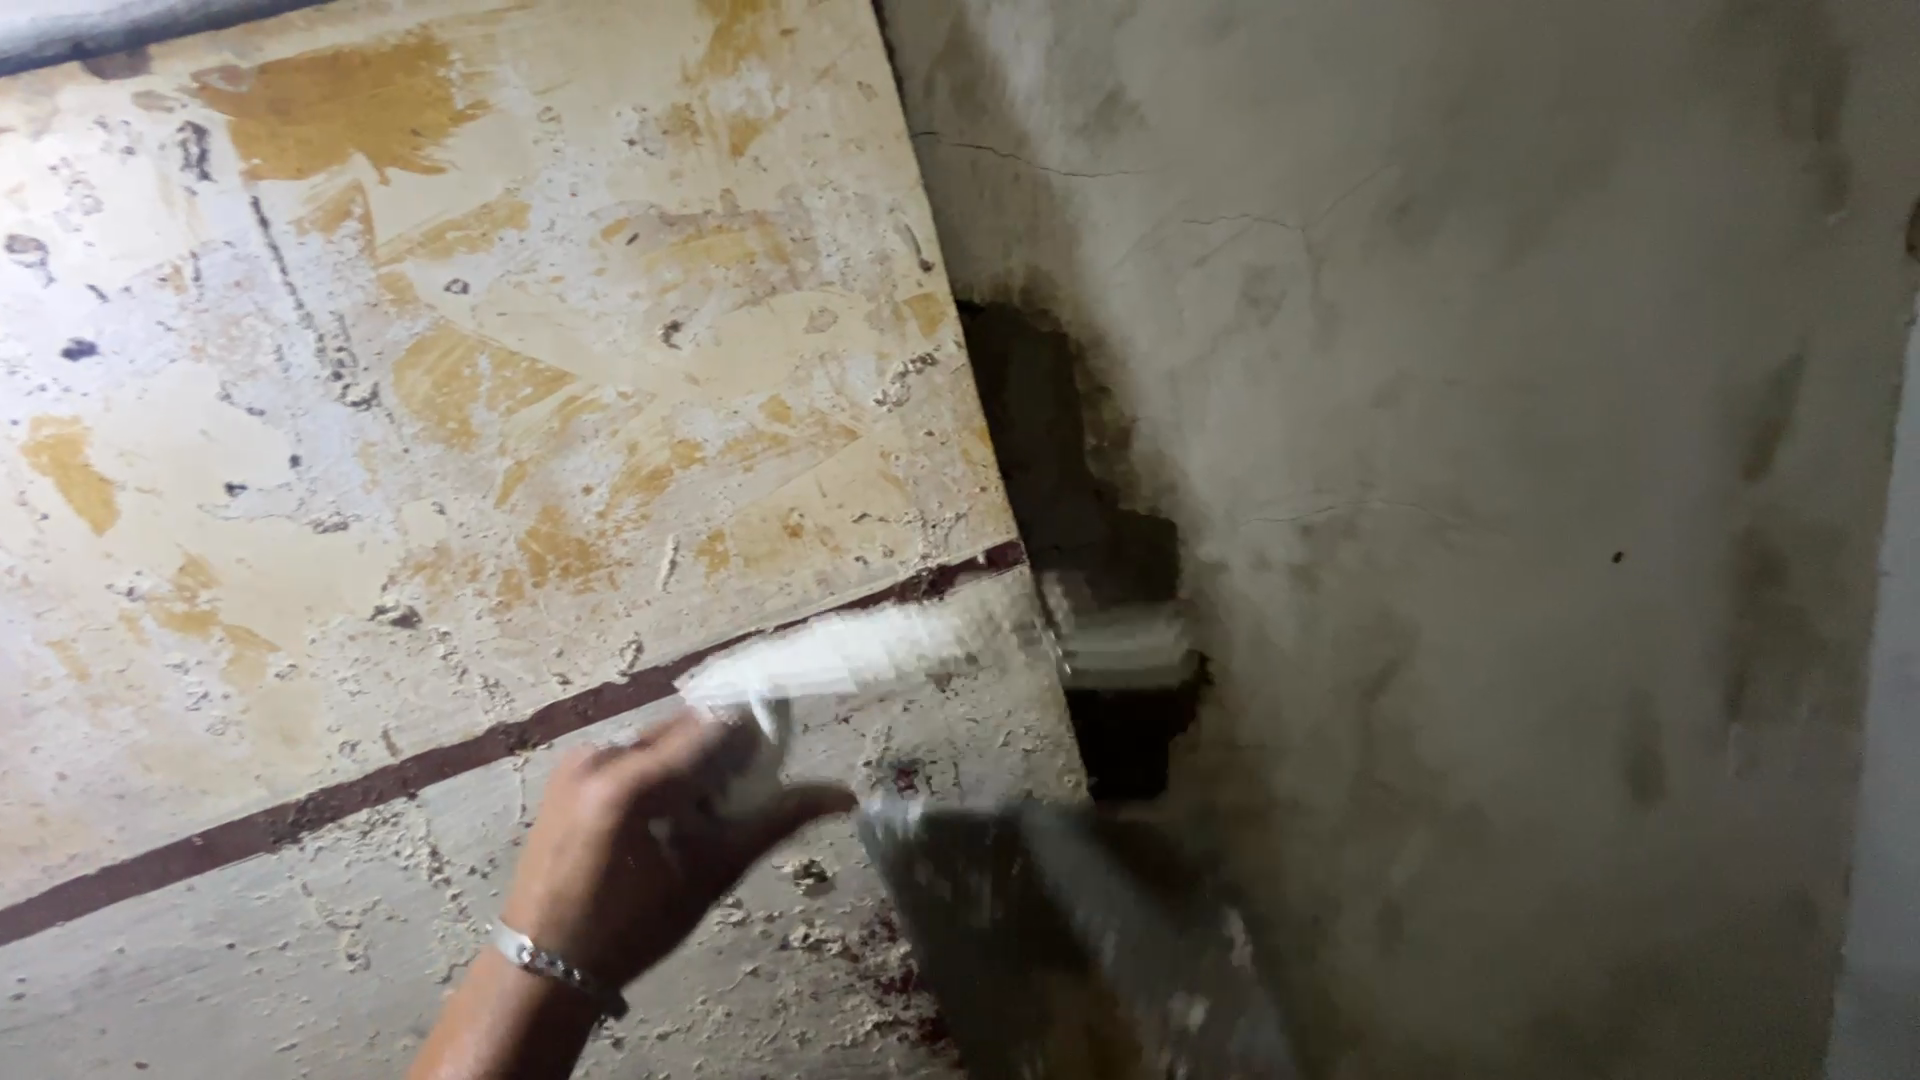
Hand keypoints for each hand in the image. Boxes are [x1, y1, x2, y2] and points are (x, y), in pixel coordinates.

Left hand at [499, 708, 856, 987]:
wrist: (541, 968)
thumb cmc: (633, 928)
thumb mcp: (712, 873)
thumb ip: (776, 821)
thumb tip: (844, 796)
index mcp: (633, 781)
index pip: (717, 725)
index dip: (754, 736)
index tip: (772, 764)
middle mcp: (601, 754)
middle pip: (689, 725)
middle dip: (723, 749)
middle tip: (738, 792)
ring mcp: (579, 759)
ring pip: (663, 734)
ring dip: (694, 756)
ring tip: (700, 806)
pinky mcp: (569, 770)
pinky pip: (634, 749)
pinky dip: (663, 765)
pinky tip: (665, 808)